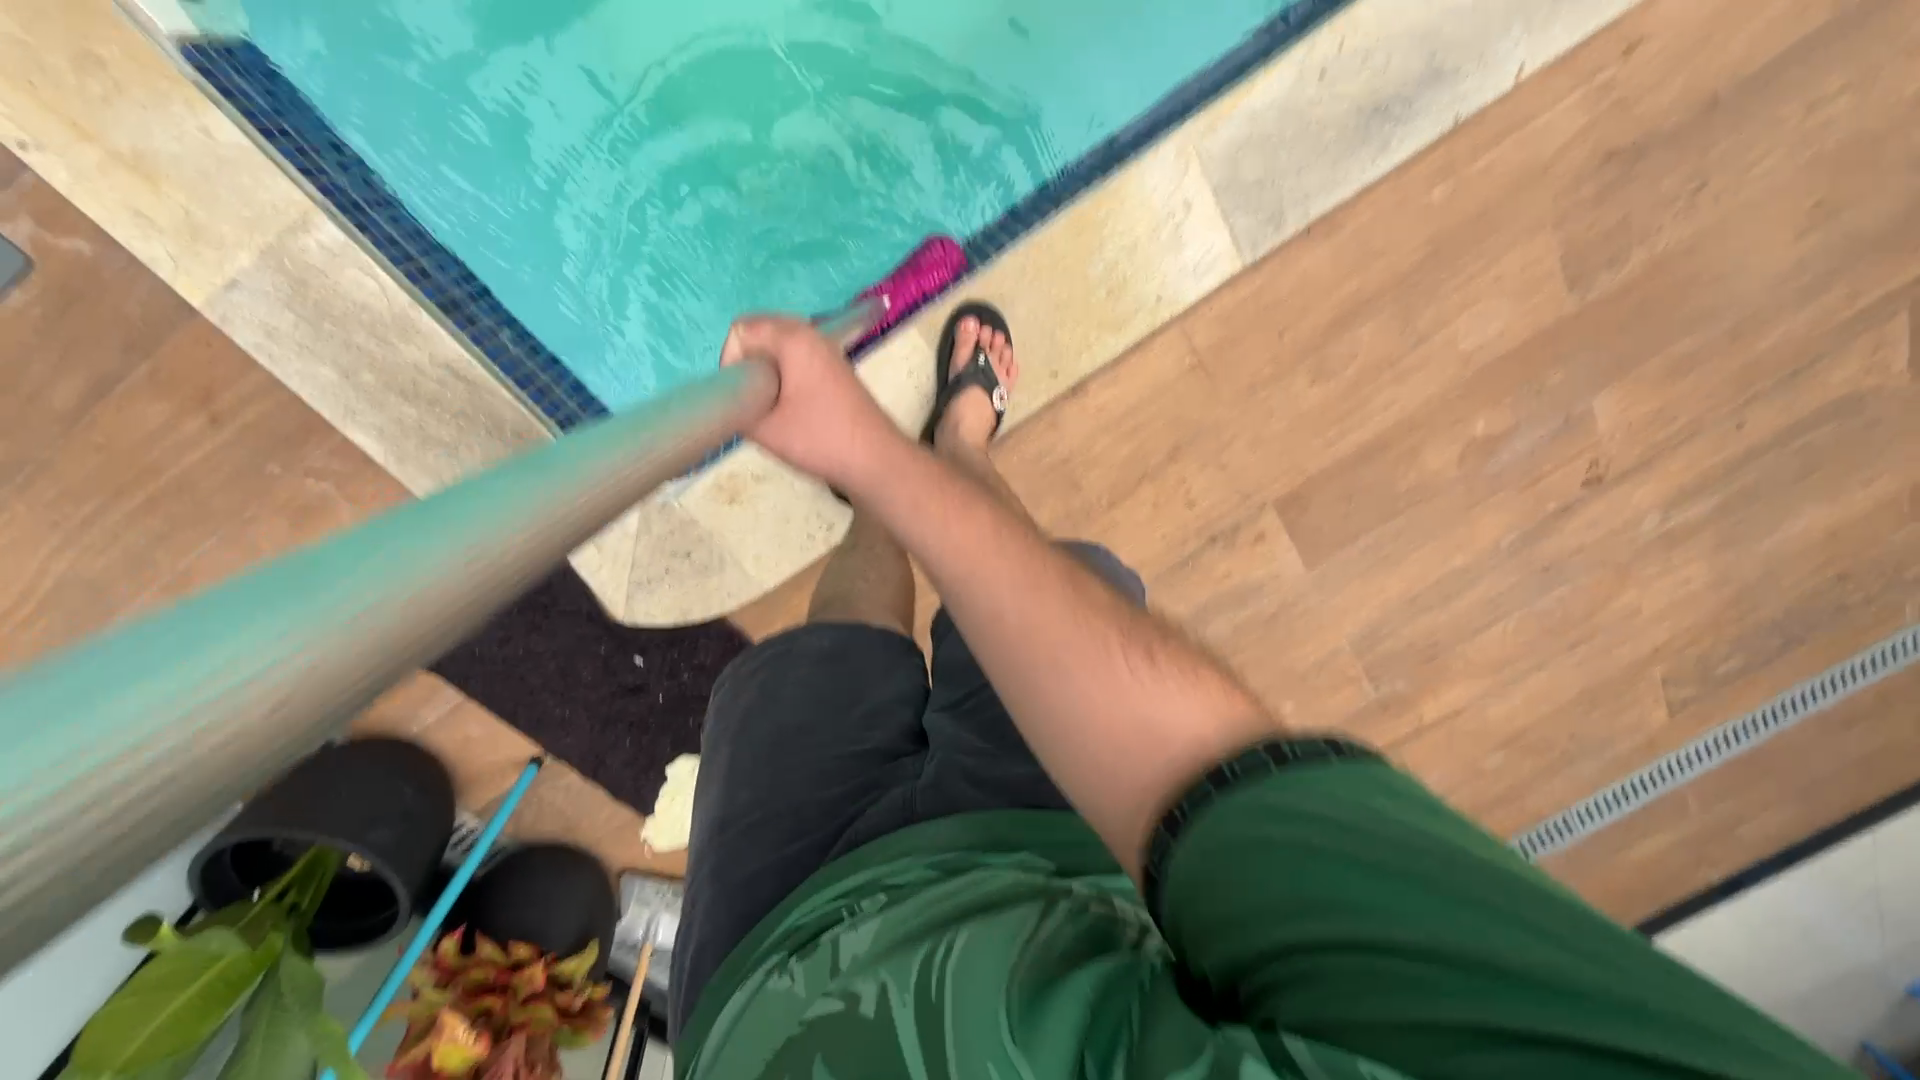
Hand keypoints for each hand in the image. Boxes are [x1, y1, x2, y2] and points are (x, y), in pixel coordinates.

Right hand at [720, 314, 908, 491]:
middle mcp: (813, 335)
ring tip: (769, 406)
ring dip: (768, 371)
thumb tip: (731, 401)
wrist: (876, 459)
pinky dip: (787, 377)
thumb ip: (736, 409)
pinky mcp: (838, 370)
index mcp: (793, 338)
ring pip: (782, 348)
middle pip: (763, 333)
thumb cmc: (820, 439)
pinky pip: (799, 361)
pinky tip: (791, 408)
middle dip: (748, 363)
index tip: (741, 395)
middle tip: (750, 399)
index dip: (731, 362)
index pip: (742, 330)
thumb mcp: (765, 429)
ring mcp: (829, 351)